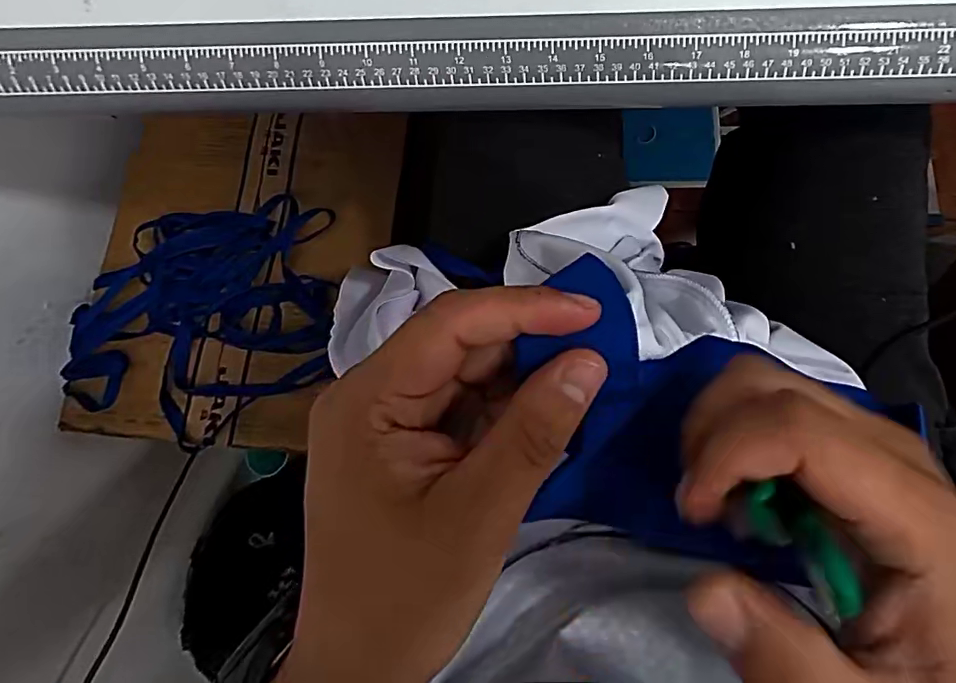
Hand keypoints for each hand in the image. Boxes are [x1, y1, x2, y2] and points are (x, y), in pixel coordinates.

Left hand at [279, 286, 607, 682]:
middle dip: (530, 338)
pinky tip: (549, 403)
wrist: (359, 674)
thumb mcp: (477, 516)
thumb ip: (534, 432)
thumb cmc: (404, 601)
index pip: (450, 323)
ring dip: (526, 369)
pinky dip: (512, 400)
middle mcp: (373, 390)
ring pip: (470, 366)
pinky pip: (469, 398)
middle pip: (461, 340)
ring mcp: (391, 411)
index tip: (587, 310)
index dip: (523, 308)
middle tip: (596, 340)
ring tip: (582, 370)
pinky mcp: (411, 434)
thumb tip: (589, 361)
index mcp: (367, 398)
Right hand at [677, 357, 955, 682]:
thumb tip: (701, 589)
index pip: (798, 429)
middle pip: (776, 388)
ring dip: (723, 428)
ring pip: (772, 384)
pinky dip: (741, 436)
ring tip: (719, 502)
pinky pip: (781, 409)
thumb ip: (787, 661)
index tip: (692, 513)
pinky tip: (747, 498)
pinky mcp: (858, 449)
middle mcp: (894, 451)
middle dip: (714, 430)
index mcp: (912, 510)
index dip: (729, 453)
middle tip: (698, 507)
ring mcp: (876, 442)